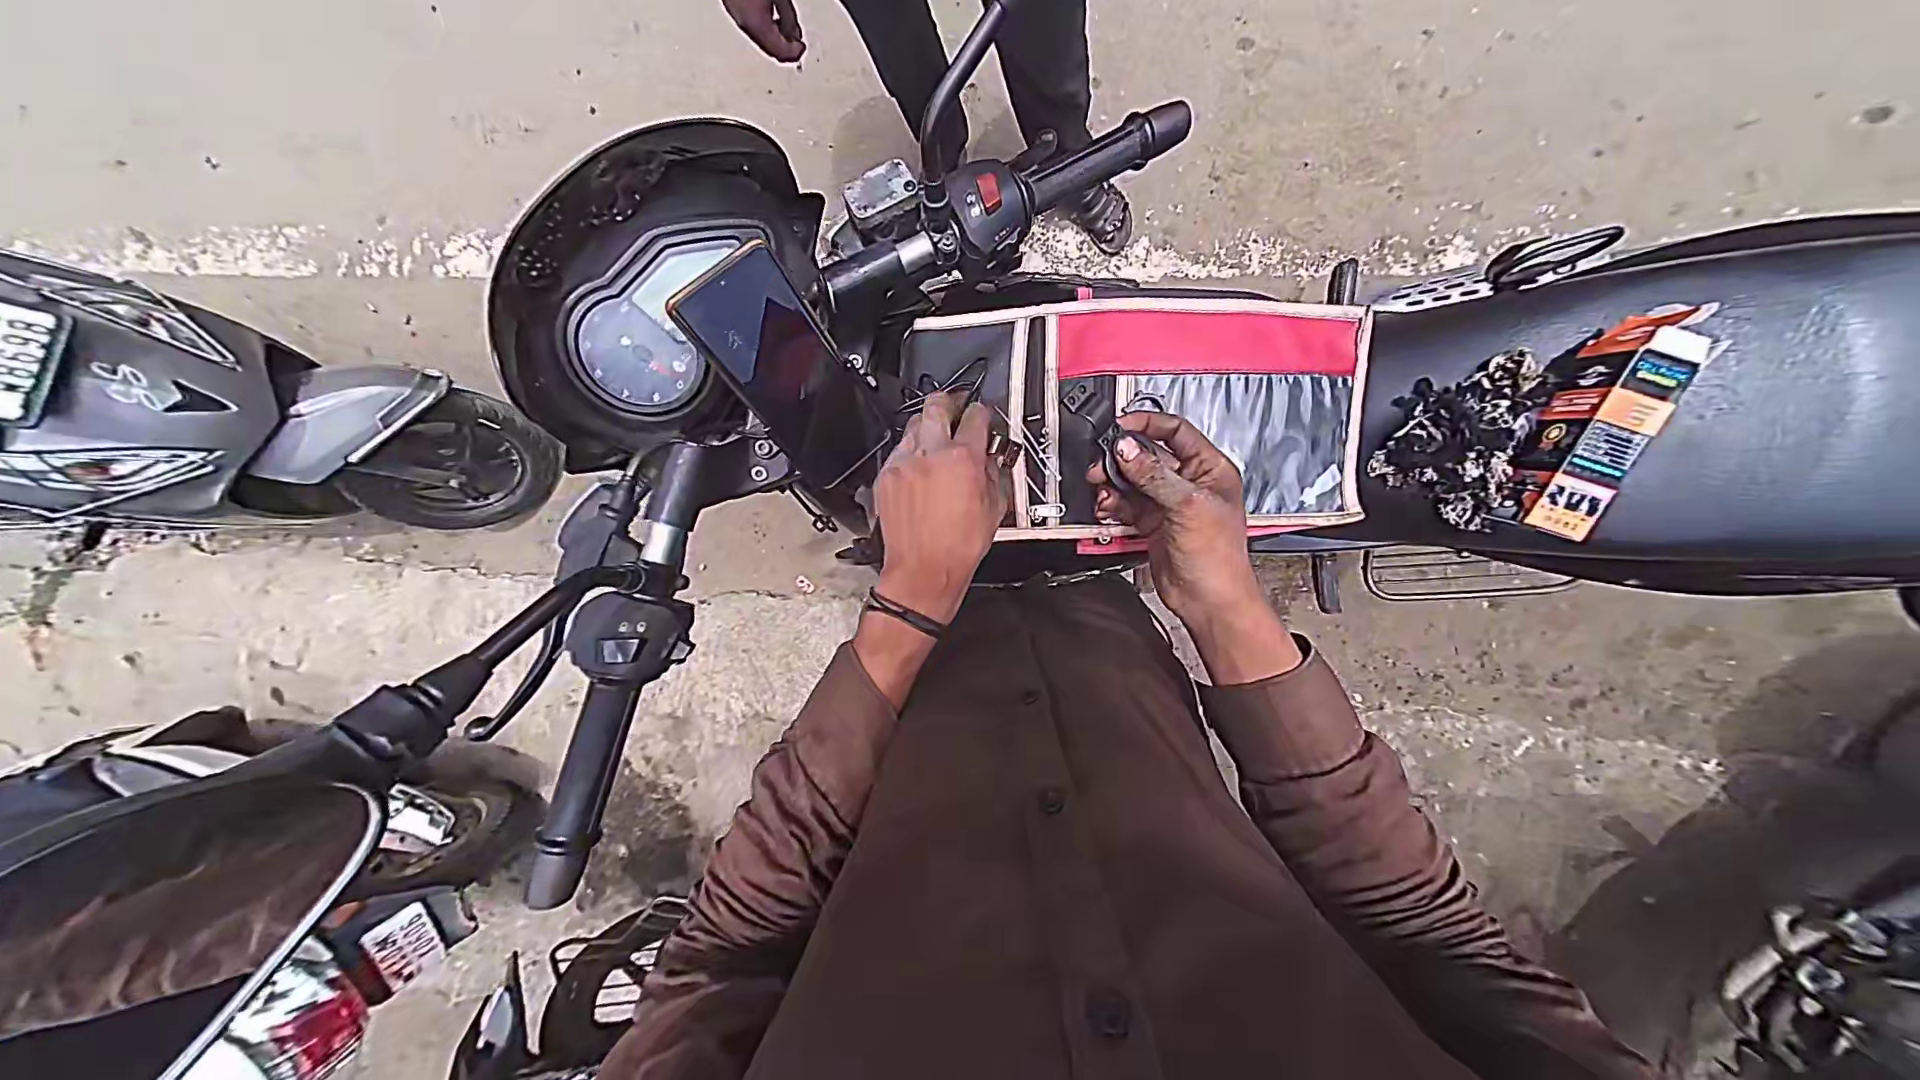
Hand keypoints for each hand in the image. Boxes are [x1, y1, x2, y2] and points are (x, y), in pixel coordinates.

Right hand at [721, 0, 804, 61]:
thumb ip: (789, 18)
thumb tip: (795, 34)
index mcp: (756, 22)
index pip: (779, 51)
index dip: (793, 53)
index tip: (801, 48)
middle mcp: (743, 21)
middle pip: (768, 47)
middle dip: (784, 47)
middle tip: (795, 43)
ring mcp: (735, 13)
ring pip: (759, 37)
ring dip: (774, 37)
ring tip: (785, 28)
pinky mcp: (732, 5)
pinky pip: (750, 24)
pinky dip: (764, 26)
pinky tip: (771, 17)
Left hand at [873, 391, 1006, 623]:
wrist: (923, 569)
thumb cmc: (957, 547)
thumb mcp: (994, 509)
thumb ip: (994, 474)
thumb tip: (992, 458)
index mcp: (964, 459)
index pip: (976, 416)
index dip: (983, 412)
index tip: (983, 416)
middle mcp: (931, 454)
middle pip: (937, 404)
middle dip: (950, 402)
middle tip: (957, 407)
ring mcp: (904, 463)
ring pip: (914, 425)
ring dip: (928, 427)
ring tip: (937, 441)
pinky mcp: (886, 476)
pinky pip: (898, 451)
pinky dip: (911, 453)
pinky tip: (920, 467)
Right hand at [1086, 411, 1300, 682]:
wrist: (1208, 600)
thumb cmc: (1218, 558)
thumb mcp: (1187, 505)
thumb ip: (1153, 474)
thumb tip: (1127, 449)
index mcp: (1209, 469)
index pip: (1176, 431)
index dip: (1147, 425)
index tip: (1120, 427)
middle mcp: (1188, 483)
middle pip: (1147, 456)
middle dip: (1122, 459)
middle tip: (1102, 464)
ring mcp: (1168, 503)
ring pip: (1132, 481)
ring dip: (1114, 484)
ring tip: (1102, 489)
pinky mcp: (1151, 523)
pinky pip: (1125, 505)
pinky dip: (1113, 505)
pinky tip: (1108, 509)